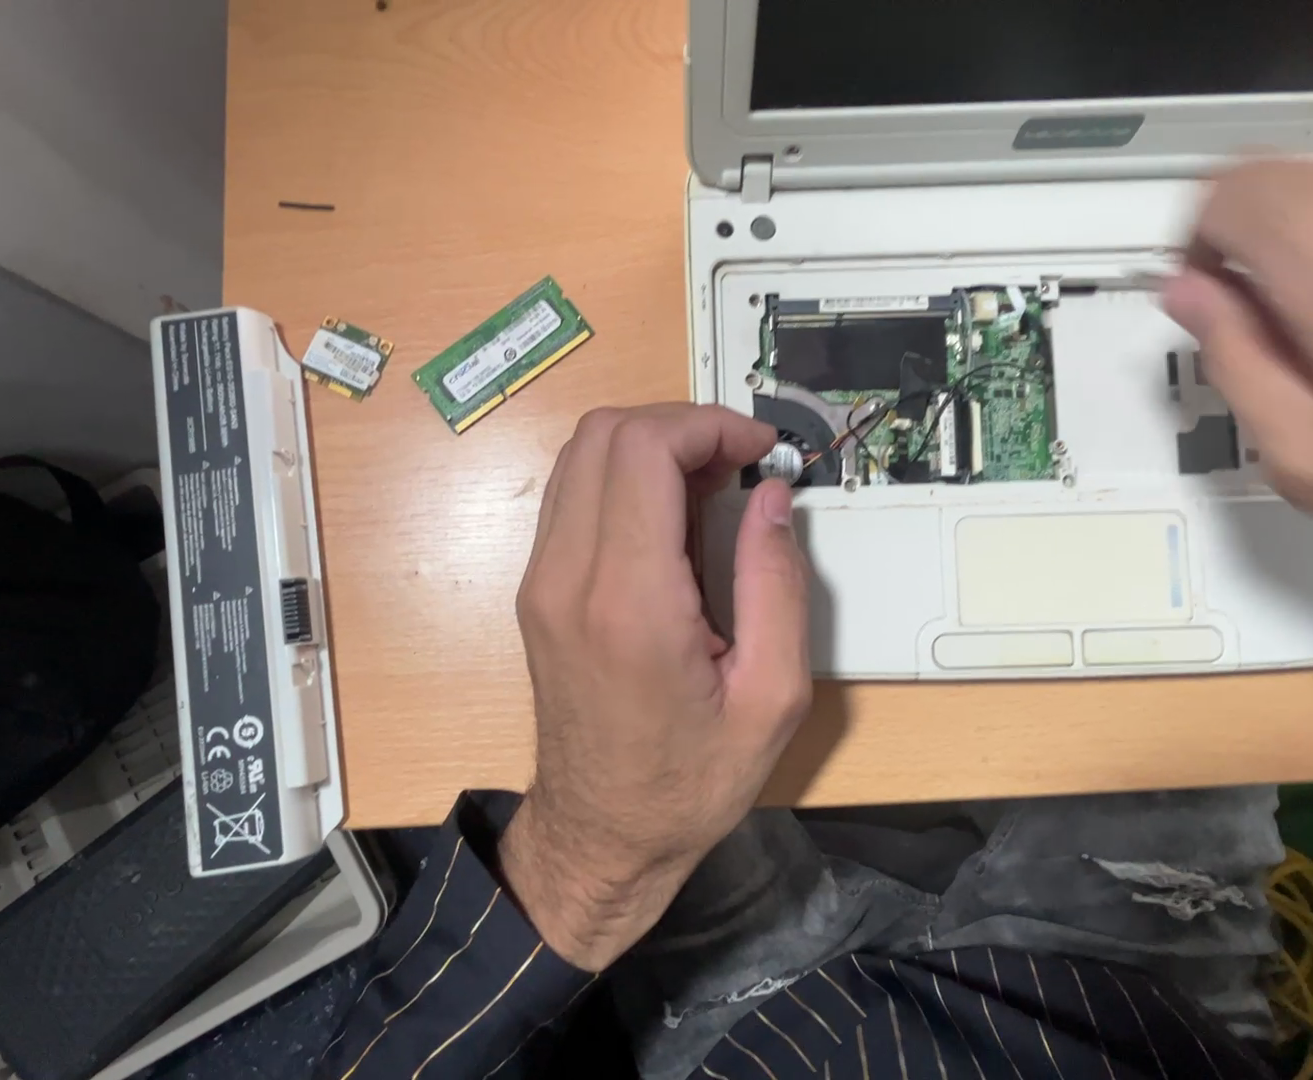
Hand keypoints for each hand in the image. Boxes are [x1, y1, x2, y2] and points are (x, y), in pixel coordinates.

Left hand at [499, 404, 810, 970]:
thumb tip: (770, 494)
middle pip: (604, 433)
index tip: (760, 450)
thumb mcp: (773, 697)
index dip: (708, 425)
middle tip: (739, 464)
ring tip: (710, 485)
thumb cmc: (691, 781)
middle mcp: (566, 577)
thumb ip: (777, 583)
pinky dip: (623, 477)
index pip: (643, 449)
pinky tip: (670, 516)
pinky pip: (572, 494)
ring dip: (650, 446)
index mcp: (628, 602)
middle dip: (681, 425)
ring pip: (581, 453)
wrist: (600, 835)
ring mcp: (539, 580)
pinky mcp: (535, 589)